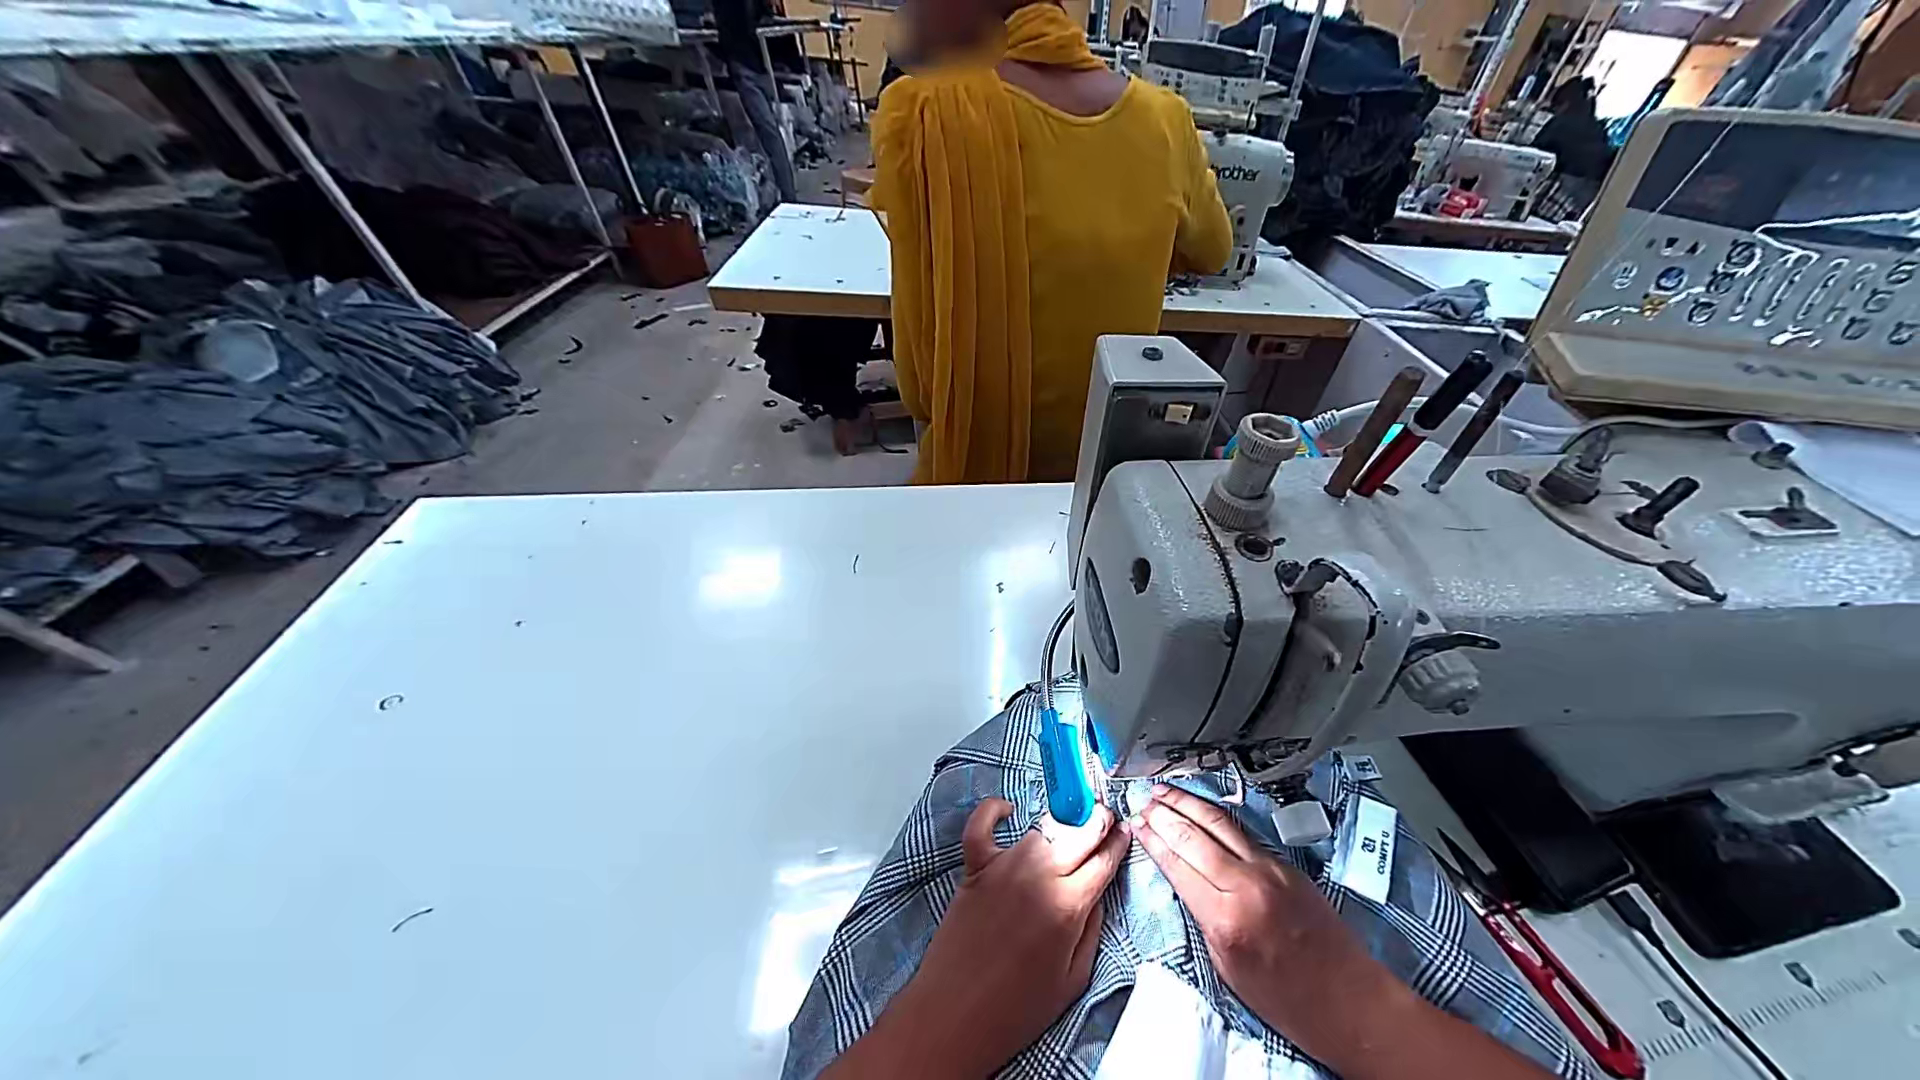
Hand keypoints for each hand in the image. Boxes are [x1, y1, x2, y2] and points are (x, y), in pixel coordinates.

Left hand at [827, 798, 1128, 1079]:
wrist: (956, 1012)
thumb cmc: (1017, 1007)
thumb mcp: (1074, 978)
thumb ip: (1091, 929)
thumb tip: (1096, 893)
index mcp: (1068, 906)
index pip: (1103, 862)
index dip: (1118, 844)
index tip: (1125, 831)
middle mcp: (1038, 876)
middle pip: (1077, 834)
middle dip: (1097, 822)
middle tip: (1105, 816)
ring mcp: (1004, 866)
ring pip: (1041, 829)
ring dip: (1061, 821)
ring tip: (1073, 818)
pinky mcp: (974, 866)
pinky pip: (981, 825)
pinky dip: (993, 811)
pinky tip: (1007, 809)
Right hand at [1125, 785, 1406, 1068]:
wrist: (1351, 1003)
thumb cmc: (1286, 1000)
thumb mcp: (1225, 965)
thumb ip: (1201, 916)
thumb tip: (1181, 878)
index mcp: (1225, 918)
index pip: (1177, 864)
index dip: (1152, 840)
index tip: (1136, 825)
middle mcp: (1247, 885)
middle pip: (1194, 835)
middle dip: (1164, 814)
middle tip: (1143, 802)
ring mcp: (1270, 870)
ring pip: (1218, 822)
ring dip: (1186, 802)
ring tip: (1163, 791)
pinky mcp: (1286, 865)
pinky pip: (1241, 832)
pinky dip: (1214, 815)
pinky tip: (1199, 807)